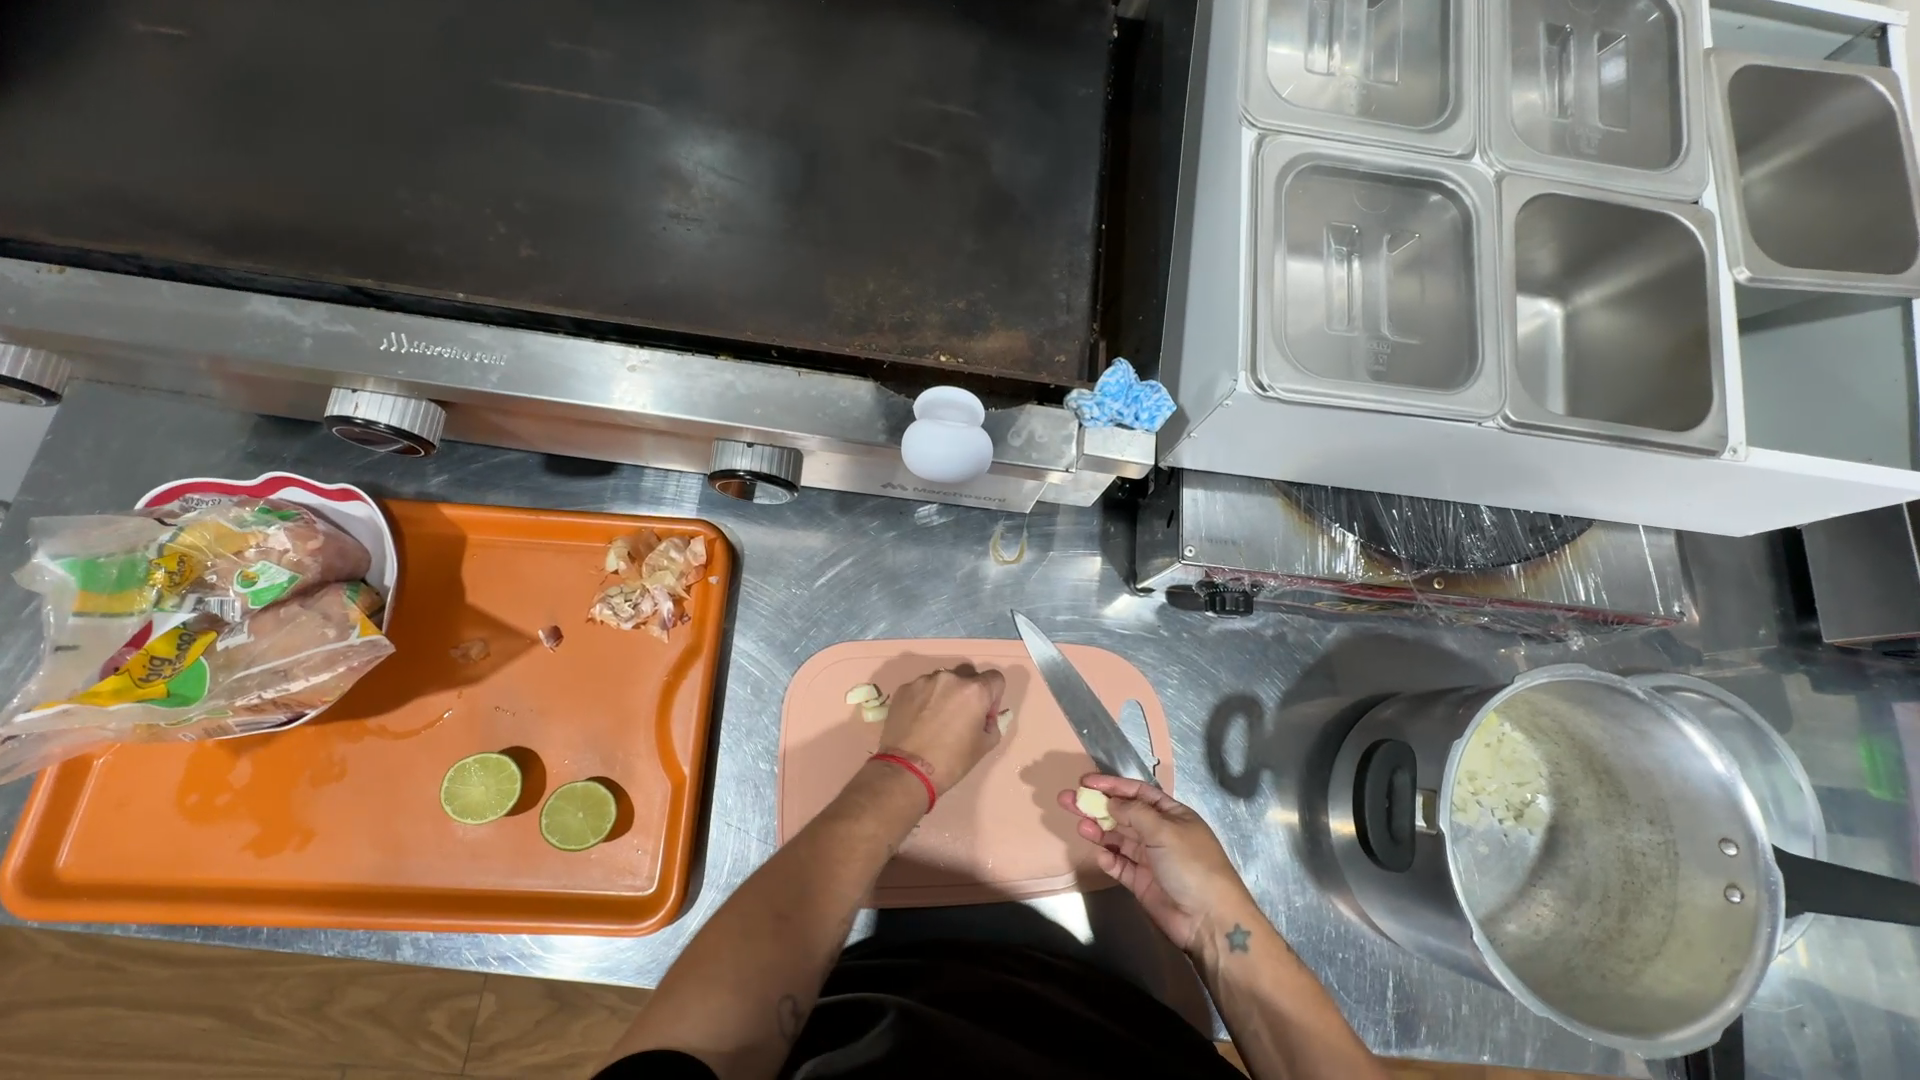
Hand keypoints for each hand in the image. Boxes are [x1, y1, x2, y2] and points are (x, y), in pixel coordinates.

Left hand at [877, 667, 1006, 795]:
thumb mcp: (985, 746)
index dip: (994, 696)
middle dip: (969, 692)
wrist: (907, 771)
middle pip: (968, 676)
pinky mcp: (904, 688)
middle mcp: (950, 678)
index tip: (984, 715)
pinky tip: (918, 721)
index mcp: (975, 691)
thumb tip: (985, 717)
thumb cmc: (951, 761)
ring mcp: (924, 681)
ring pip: (943, 681)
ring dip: (944, 694)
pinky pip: (922, 688)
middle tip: (961, 716)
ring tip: (935, 720)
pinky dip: (924, 700)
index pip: (995, 678)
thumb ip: (992, 724)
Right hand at [1057, 774, 1257, 956]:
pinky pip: (1120, 865)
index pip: (1138, 793)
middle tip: (1068, 800)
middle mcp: (1160, 833)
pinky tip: (1102, 855)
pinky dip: (1109, 859)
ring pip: (1118, 838)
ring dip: (1099, 830)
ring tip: (1079, 825)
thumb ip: (1134, 813)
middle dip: (1097, 806)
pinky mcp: (1142, 882)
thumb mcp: (1165, 830)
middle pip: (1123, 814)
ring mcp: (1150, 859)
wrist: (1209, 919)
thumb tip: (1111, 802)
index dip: (1112, 785)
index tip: (1086, 782)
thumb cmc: (1191, 864)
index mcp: (1172, 815)